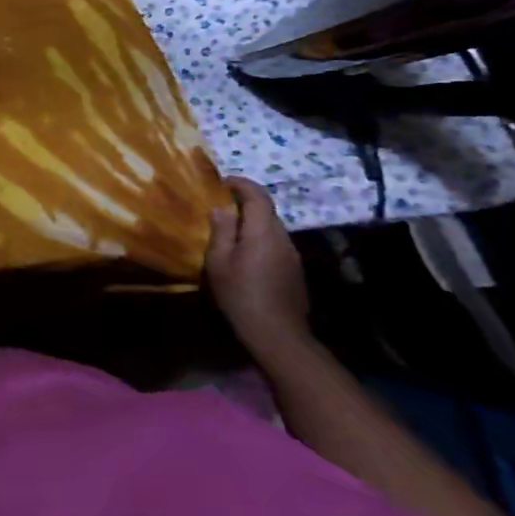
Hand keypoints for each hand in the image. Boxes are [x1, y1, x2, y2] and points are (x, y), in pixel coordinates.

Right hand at [206, 177, 311, 352]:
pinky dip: (259, 239)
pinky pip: (275, 244)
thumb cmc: (241, 294)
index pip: (259, 196)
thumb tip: (221, 208)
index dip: (242, 184)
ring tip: (228, 230)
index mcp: (264, 232)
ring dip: (252, 222)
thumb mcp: (219, 261)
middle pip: (267, 211)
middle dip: (245, 203)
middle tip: (219, 206)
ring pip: (271, 228)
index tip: (222, 182)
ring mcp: (292, 255)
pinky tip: (244, 254)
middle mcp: (283, 238)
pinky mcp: (294, 270)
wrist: (277, 333)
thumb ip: (222, 231)